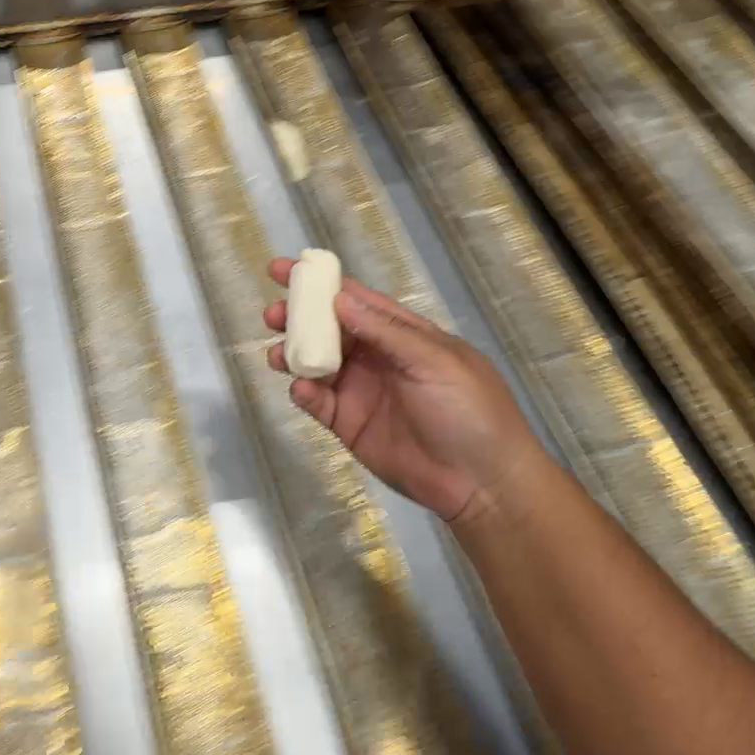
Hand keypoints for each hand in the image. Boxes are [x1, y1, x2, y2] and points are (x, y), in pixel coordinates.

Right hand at [263, 259, 545, 525]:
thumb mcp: (436, 362)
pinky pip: (316, 401)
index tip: (283, 269)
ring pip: (315, 362)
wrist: (483, 485)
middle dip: (296, 317)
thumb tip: (338, 298)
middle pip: (327, 328)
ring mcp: (359, 391)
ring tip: (276, 355)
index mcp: (402, 335)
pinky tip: (302, 390)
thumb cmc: (470, 412)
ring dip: (293, 353)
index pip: (355, 300)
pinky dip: (303, 391)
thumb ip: (385, 331)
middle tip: (272, 315)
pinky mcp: (347, 424)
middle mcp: (376, 357)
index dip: (319, 283)